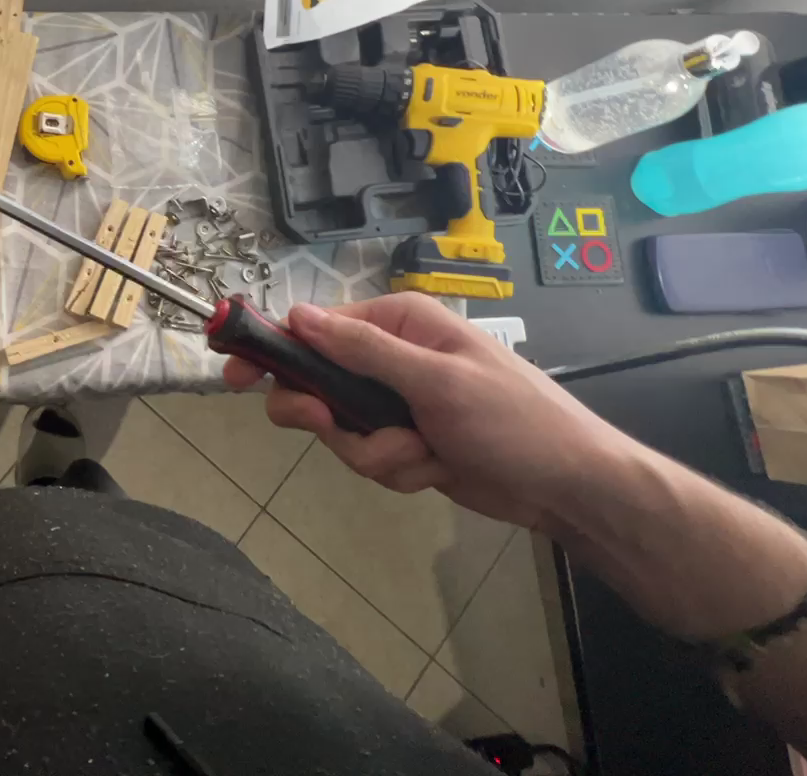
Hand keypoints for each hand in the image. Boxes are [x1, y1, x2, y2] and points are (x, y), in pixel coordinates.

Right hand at [223, 292, 632, 530]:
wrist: (570, 491)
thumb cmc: (515, 421)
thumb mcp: (437, 381)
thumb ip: (363, 351)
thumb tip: (297, 315)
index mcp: (398, 325)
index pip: (314, 328)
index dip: (273, 350)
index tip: (235, 373)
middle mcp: (388, 357)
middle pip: (313, 380)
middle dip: (325, 415)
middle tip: (328, 425)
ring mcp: (392, 401)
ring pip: (336, 427)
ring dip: (372, 450)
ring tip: (419, 455)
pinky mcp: (399, 438)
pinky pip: (364, 453)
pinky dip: (393, 468)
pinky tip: (433, 468)